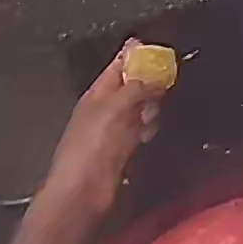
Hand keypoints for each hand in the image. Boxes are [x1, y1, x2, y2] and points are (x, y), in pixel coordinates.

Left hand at [35, 40, 165, 218]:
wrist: (82, 192)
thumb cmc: (93, 145)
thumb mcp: (116, 107)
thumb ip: (137, 87)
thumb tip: (157, 75)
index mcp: (98, 92)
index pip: (119, 64)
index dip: (137, 55)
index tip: (158, 51)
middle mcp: (107, 106)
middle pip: (134, 85)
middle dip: (149, 85)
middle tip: (160, 87)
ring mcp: (115, 127)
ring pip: (141, 107)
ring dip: (150, 109)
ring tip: (148, 118)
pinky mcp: (124, 147)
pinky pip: (142, 128)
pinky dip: (148, 128)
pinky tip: (147, 134)